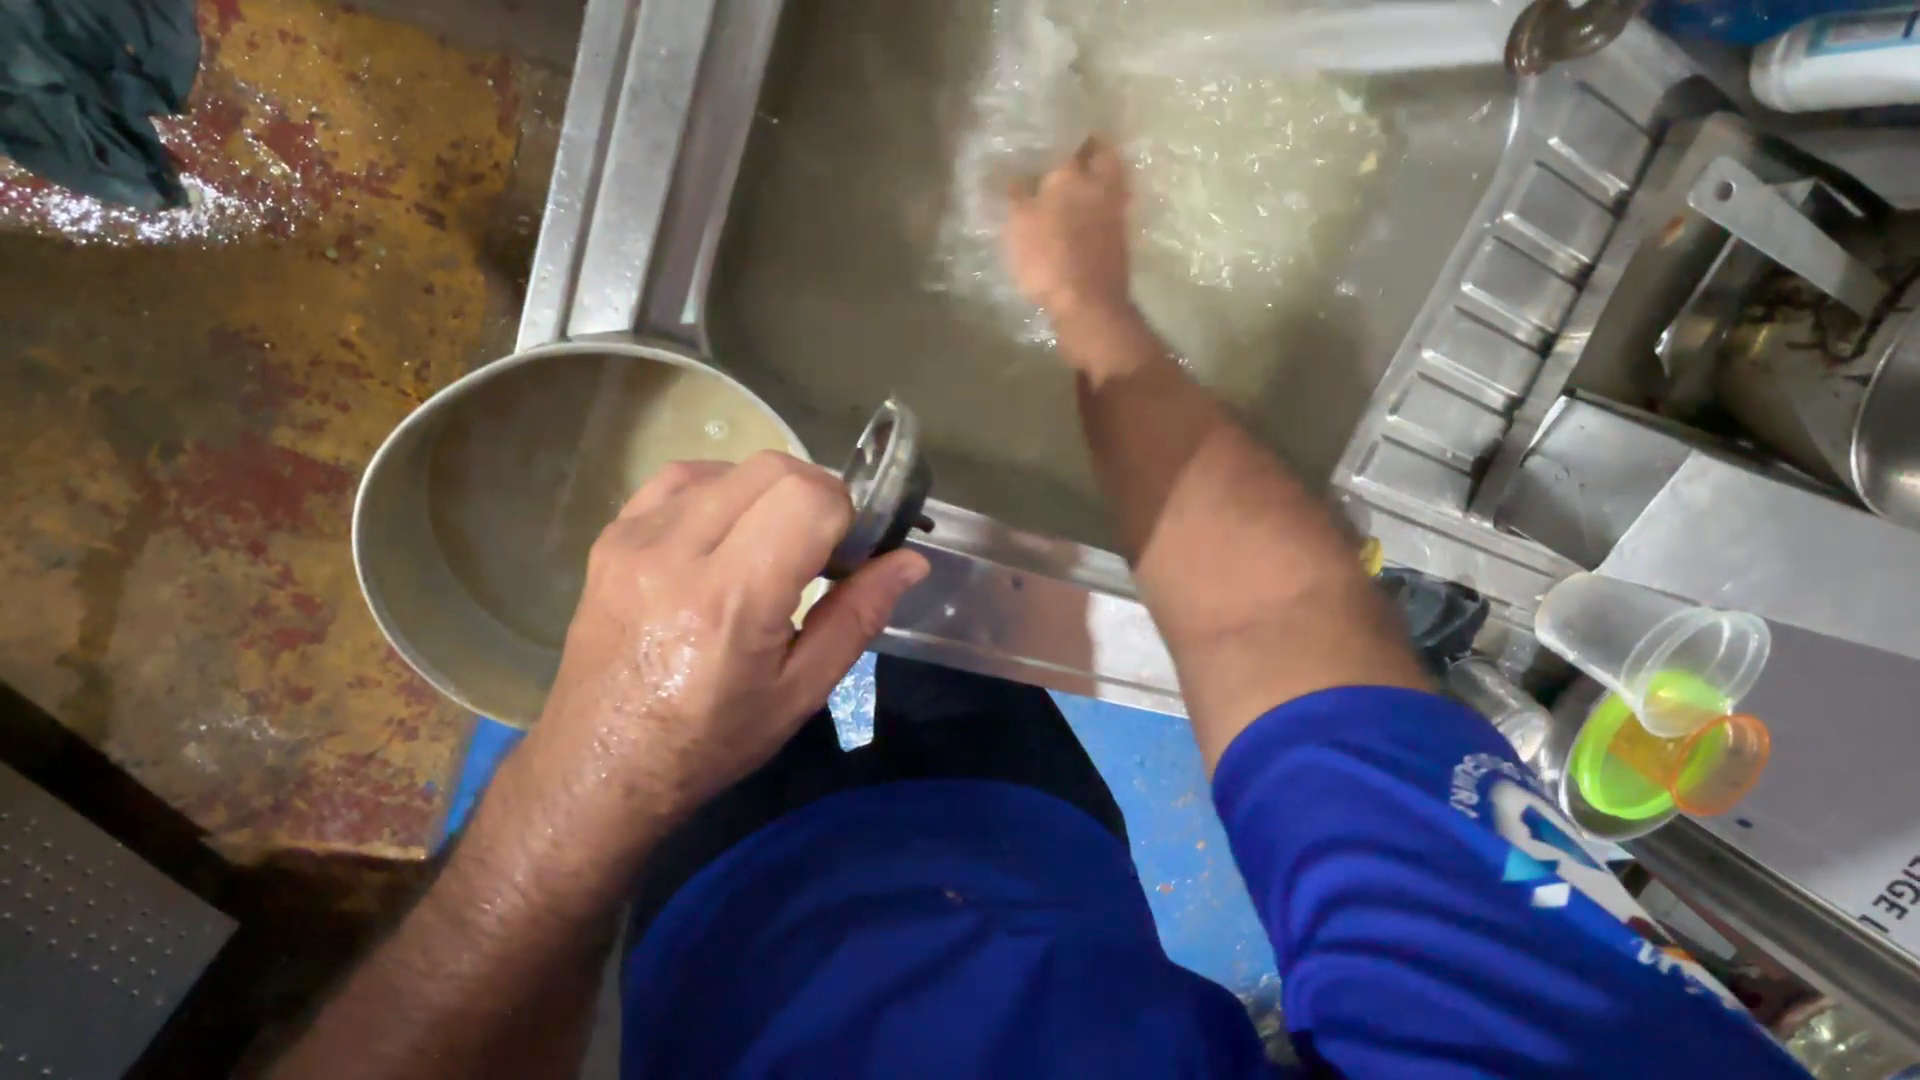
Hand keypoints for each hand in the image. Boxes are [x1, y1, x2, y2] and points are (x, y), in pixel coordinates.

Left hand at [516, 452, 929, 848]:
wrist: (601, 763)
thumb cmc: (710, 740)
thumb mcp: (800, 693)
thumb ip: (857, 617)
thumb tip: (910, 561)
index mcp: (730, 600)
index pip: (808, 500)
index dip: (847, 515)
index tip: (849, 554)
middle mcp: (677, 553)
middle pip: (773, 469)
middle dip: (817, 496)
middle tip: (821, 548)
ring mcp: (635, 537)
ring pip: (731, 468)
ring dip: (770, 493)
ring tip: (772, 544)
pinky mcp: (612, 535)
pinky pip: (681, 478)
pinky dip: (721, 489)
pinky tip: (728, 530)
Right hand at [1005, 136, 1133, 325]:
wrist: (1088, 303)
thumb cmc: (1047, 260)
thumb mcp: (1019, 226)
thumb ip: (1018, 195)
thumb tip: (1016, 174)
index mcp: (1070, 175)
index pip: (1070, 141)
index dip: (1062, 136)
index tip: (1053, 136)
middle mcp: (1099, 184)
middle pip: (1103, 154)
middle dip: (1093, 148)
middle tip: (1079, 149)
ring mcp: (1116, 211)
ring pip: (1114, 179)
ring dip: (1103, 174)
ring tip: (1086, 178)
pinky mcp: (1123, 236)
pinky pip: (1115, 206)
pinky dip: (1106, 202)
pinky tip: (1094, 208)